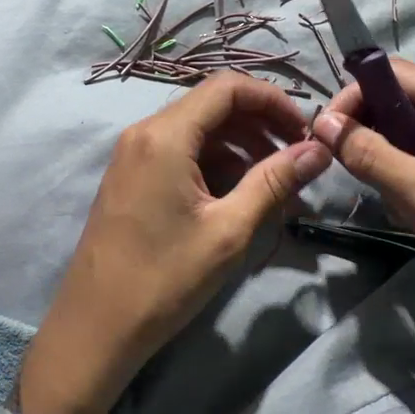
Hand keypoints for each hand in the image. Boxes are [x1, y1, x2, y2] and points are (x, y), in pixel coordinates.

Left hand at [13, 73, 332, 413]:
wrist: (96, 327)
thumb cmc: (164, 278)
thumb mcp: (228, 231)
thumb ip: (274, 182)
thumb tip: (319, 150)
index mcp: (165, 134)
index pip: (227, 87)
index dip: (271, 99)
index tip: (305, 129)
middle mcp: (146, 130)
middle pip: (213, 104)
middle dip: (260, 123)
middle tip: (297, 156)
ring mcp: (135, 152)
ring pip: (199, 128)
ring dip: (241, 145)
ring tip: (276, 181)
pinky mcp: (133, 174)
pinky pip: (181, 150)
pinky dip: (216, 161)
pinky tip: (240, 193)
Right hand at [312, 61, 414, 413]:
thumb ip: (371, 155)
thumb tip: (321, 122)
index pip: (399, 75)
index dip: (358, 92)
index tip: (324, 126)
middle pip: (399, 101)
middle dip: (369, 128)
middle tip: (342, 160)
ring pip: (403, 133)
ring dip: (383, 158)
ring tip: (386, 195)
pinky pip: (414, 159)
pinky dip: (398, 178)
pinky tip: (400, 208)